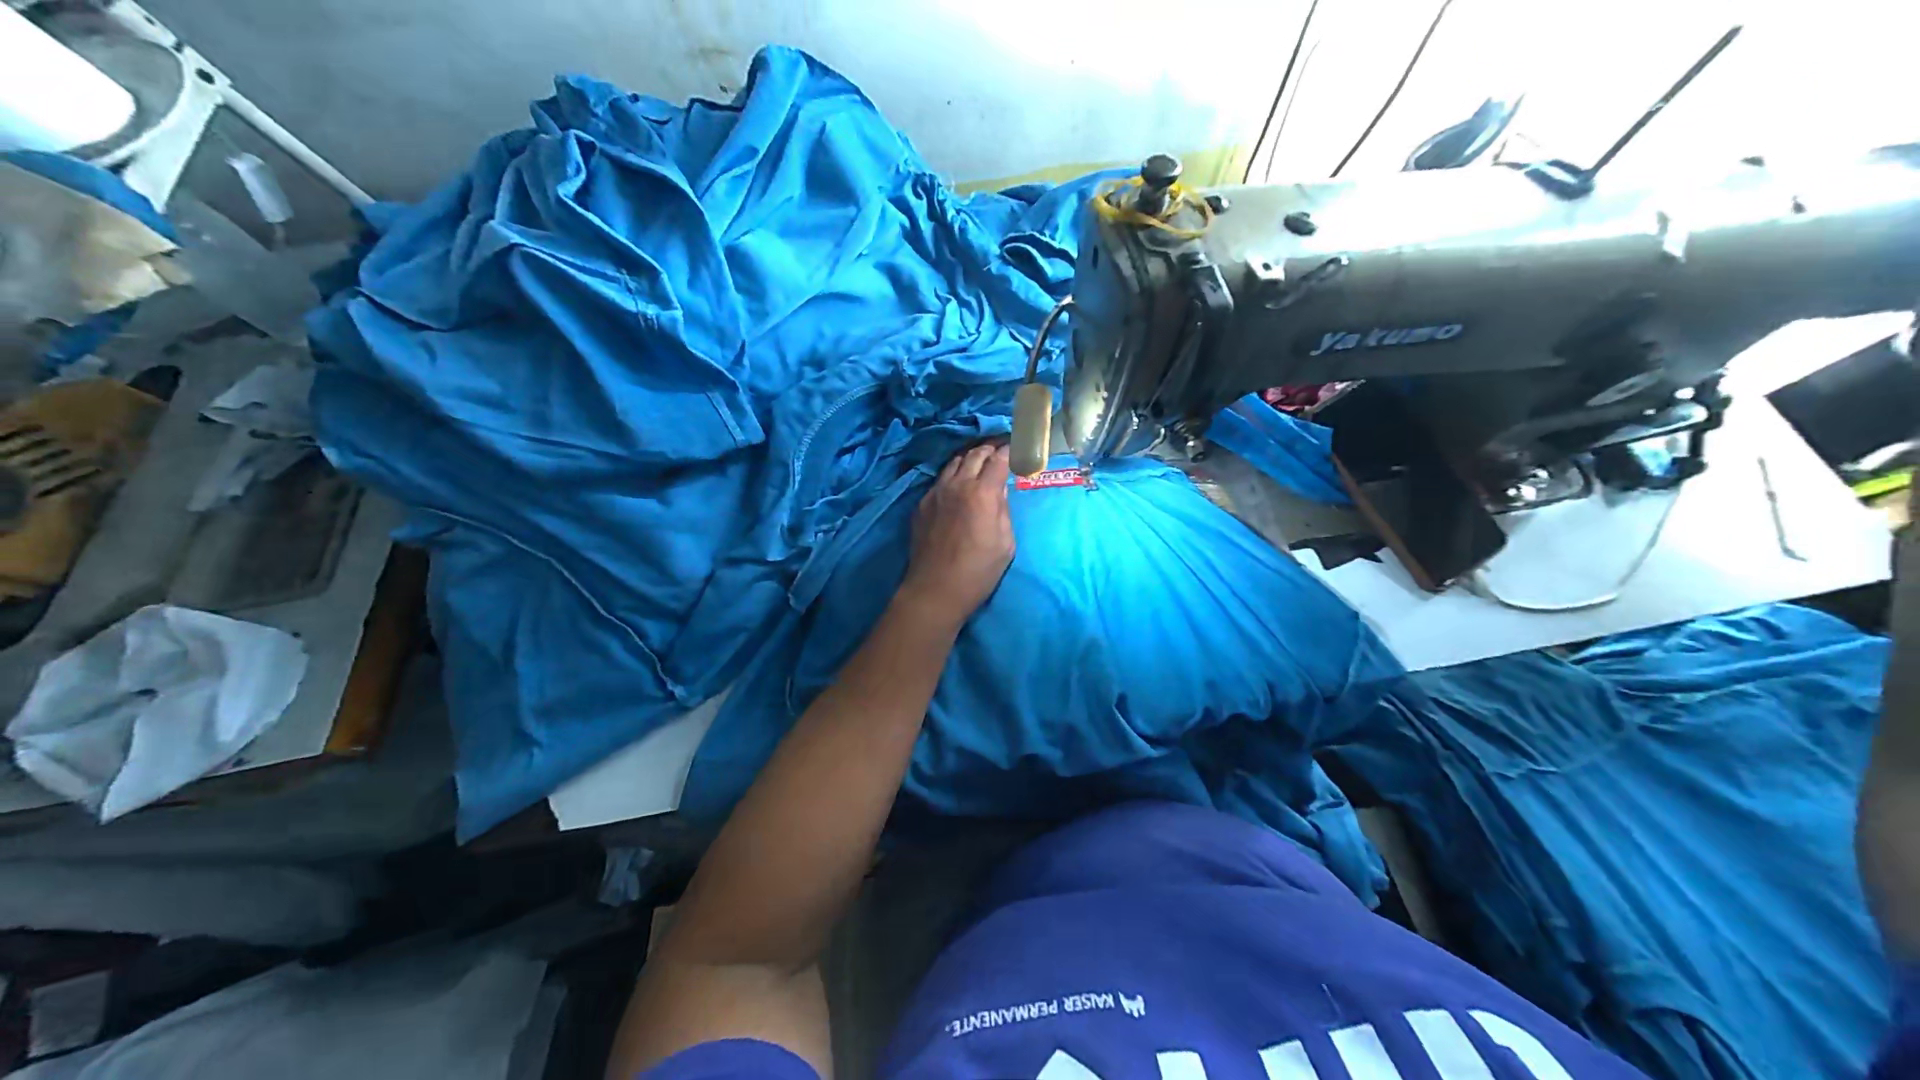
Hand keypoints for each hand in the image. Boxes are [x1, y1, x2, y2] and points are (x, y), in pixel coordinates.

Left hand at [898, 443, 1014, 628]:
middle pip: (974, 454)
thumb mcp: (1006, 543)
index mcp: (982, 493)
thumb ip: (1003, 510)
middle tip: (999, 451)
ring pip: (953, 463)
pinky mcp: (922, 504)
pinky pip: (940, 480)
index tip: (1016, 448)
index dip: (1009, 451)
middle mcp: (957, 485)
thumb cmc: (979, 571)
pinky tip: (958, 484)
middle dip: (989, 449)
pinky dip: (953, 475)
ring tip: (979, 462)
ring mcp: (935, 493)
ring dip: (969, 458)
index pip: (998, 460)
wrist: (935, 589)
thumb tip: (999, 491)